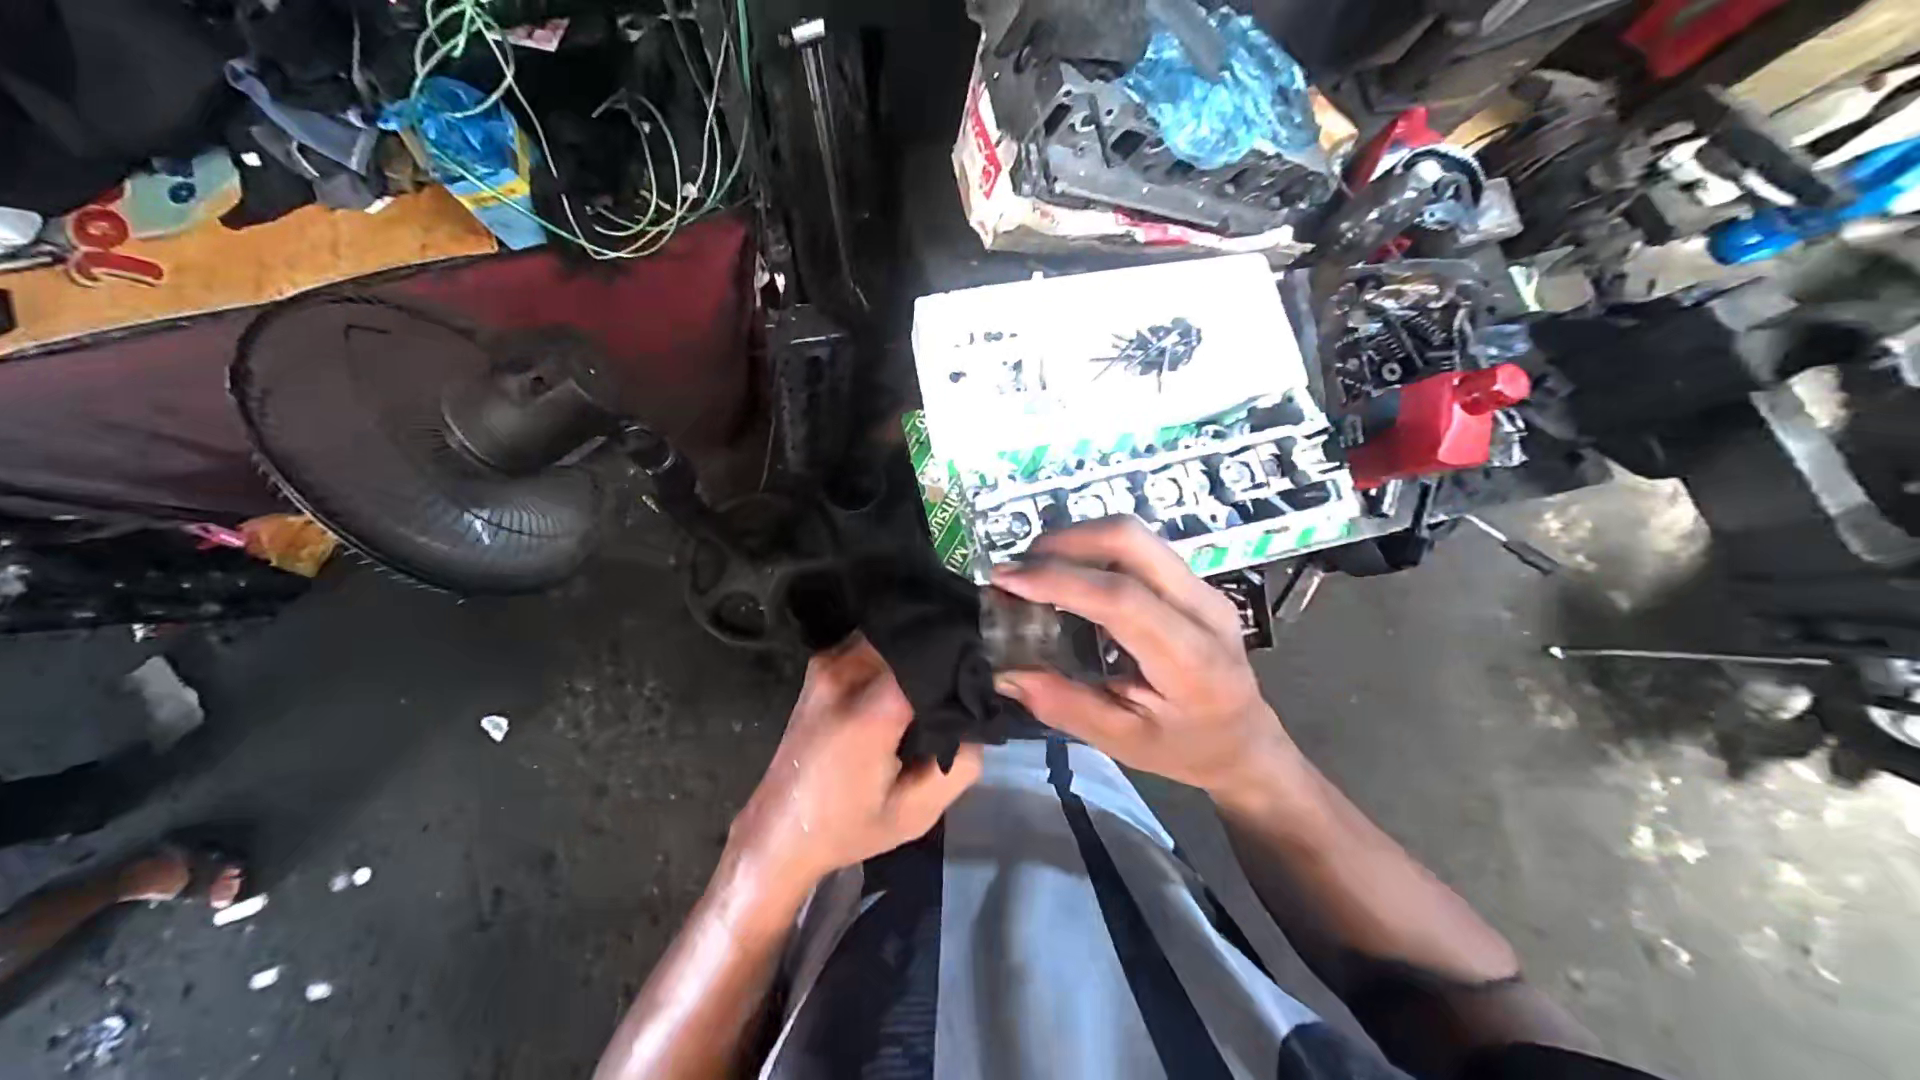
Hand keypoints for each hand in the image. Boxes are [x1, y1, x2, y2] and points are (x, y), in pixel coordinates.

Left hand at [726, 636, 982, 897]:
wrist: (780, 831)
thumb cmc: (847, 826)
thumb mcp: (917, 813)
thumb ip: (961, 766)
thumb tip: (977, 720)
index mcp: (869, 713)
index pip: (930, 657)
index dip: (961, 663)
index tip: (987, 676)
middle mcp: (844, 676)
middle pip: (911, 640)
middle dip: (942, 653)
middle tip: (970, 676)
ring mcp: (827, 666)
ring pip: (890, 636)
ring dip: (917, 651)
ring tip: (940, 678)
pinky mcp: (819, 667)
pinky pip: (869, 644)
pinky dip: (894, 653)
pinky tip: (907, 679)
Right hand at [990, 517, 1298, 797]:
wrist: (1246, 741)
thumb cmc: (1187, 748)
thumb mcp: (1123, 742)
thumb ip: (1065, 706)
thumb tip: (1005, 672)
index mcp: (1190, 659)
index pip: (1123, 598)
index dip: (1061, 580)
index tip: (1007, 580)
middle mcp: (1203, 607)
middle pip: (1131, 540)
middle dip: (1066, 541)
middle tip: (1020, 568)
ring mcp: (1201, 586)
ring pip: (1134, 535)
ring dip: (1077, 541)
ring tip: (1036, 571)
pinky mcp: (1191, 580)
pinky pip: (1137, 548)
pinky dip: (1093, 550)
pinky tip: (1068, 576)